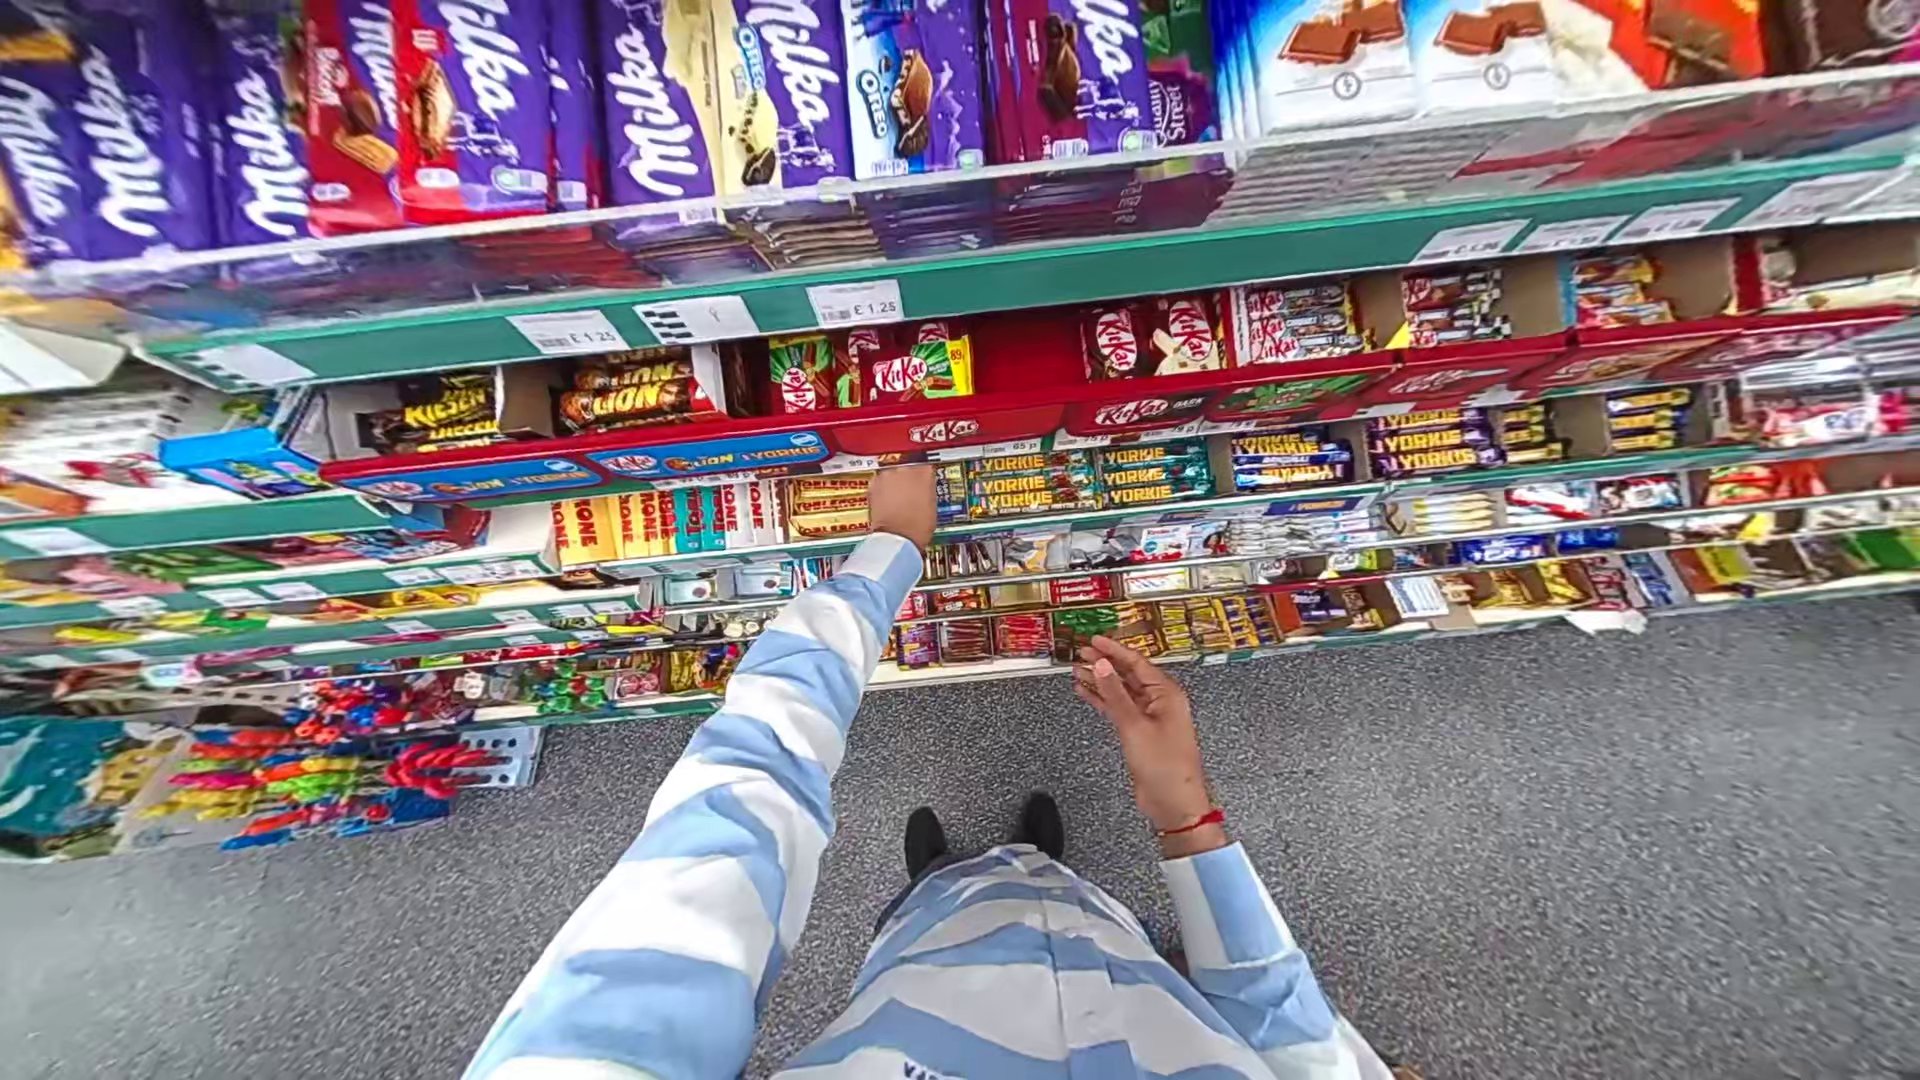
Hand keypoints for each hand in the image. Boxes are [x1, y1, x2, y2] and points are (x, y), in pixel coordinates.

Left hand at [867, 465, 935, 552]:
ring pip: (892, 473)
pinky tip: (887, 500)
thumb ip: (927, 488)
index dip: (924, 473)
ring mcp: (887, 475)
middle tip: (910, 491)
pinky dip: (883, 488)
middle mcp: (904, 469)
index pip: (926, 464)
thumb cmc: (917, 526)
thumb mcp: (932, 505)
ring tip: (897, 497)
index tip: (924, 479)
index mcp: (924, 472)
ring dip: (894, 481)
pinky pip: (880, 481)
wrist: (897, 538)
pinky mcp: (873, 484)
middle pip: (908, 466)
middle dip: (908, 477)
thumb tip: (924, 484)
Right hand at [1073, 636, 1226, 857]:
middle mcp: (1159, 702)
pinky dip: (1101, 699)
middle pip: (1127, 674)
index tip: (1095, 641)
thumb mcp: (1135, 724)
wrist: (1173, 803)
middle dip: (1104, 663)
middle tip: (1082, 652)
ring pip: (1120, 691)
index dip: (1113, 649)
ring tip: (1078, 670)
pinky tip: (1086, 692)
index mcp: (1167, 694)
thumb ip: (1115, 693)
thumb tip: (1103, 665)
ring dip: (1100, 680)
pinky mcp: (1138, 731)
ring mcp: (1149, 717)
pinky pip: (1117, 707)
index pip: (1136, 662)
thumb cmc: (1166, 767)